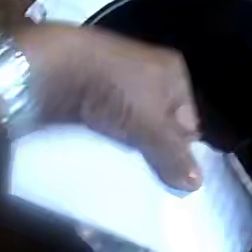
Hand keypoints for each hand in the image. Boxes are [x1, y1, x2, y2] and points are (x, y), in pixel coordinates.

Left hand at [16, 24, 201, 189]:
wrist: (54, 67)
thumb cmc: (116, 88)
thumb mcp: (151, 123)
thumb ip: (173, 155)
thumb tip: (197, 184)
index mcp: (173, 74)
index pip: (188, 120)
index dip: (182, 150)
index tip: (173, 178)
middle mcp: (149, 77)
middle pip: (160, 126)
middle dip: (154, 153)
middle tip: (150, 182)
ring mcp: (116, 86)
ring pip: (132, 129)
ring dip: (128, 152)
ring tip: (125, 177)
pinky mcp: (89, 97)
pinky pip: (106, 127)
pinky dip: (105, 145)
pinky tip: (102, 162)